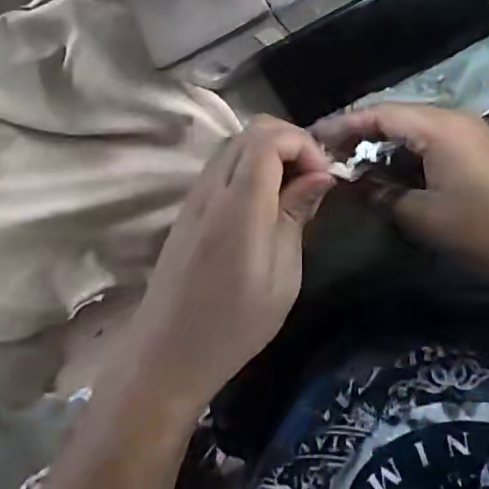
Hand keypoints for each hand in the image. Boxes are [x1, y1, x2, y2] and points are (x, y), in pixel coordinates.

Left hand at [125, 116, 334, 409]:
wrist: (164, 357)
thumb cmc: (232, 326)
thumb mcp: (282, 277)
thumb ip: (296, 216)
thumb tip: (320, 176)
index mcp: (239, 207)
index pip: (268, 138)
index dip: (303, 144)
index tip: (324, 178)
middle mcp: (212, 190)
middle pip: (252, 131)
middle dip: (292, 142)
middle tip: (314, 178)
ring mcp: (195, 197)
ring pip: (236, 144)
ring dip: (272, 152)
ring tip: (295, 189)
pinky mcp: (188, 209)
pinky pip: (224, 166)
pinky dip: (252, 166)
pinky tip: (267, 202)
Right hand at [313, 104, 488, 286]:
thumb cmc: (487, 228)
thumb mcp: (425, 217)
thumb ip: (383, 194)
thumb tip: (354, 183)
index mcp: (438, 125)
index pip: (378, 112)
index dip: (342, 124)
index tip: (311, 137)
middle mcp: (452, 118)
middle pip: (395, 116)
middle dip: (359, 134)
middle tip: (325, 154)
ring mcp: (470, 133)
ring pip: (414, 131)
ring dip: (383, 148)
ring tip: (350, 167)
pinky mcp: (479, 151)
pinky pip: (433, 144)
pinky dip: (407, 158)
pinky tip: (390, 177)